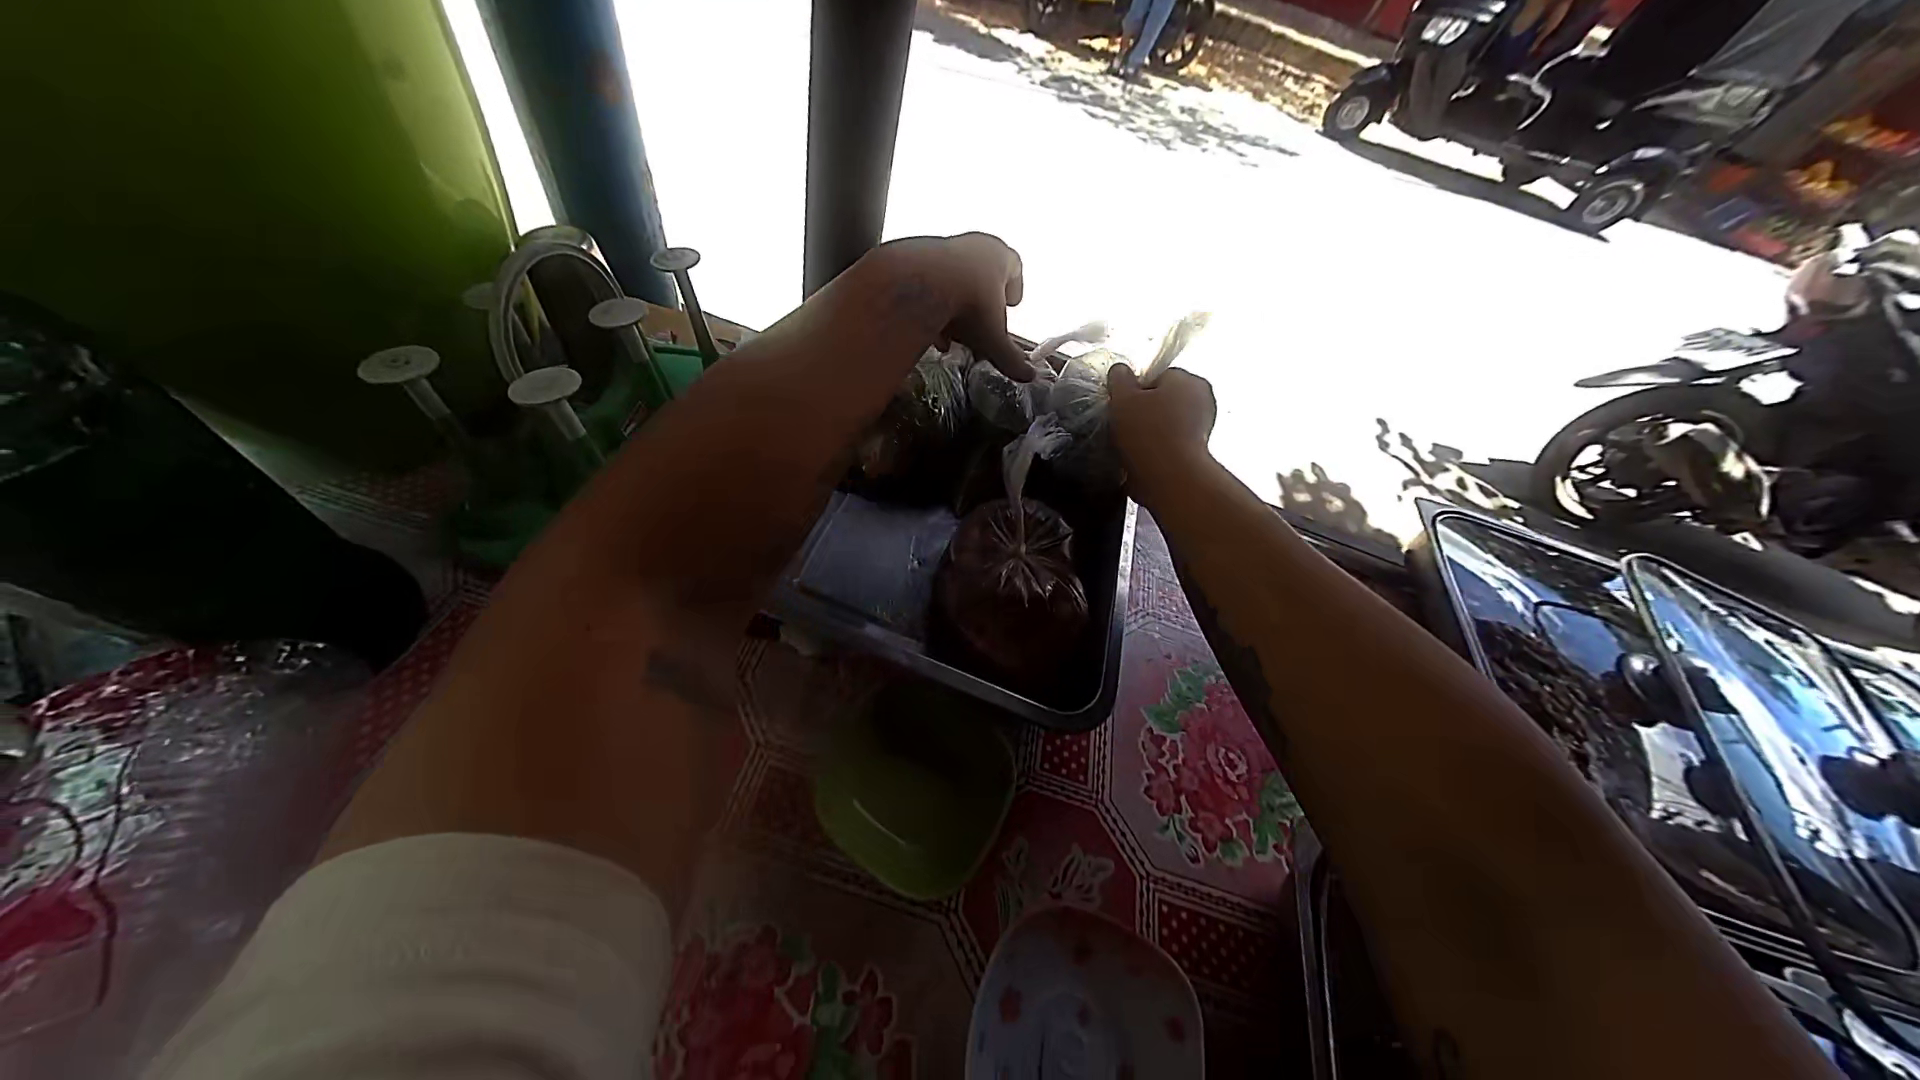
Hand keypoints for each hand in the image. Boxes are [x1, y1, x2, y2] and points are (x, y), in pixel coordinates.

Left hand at [864, 232, 1033, 379]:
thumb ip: (1010, 358)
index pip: (1014, 267)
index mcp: (1000, 257)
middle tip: (980, 325)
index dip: (1014, 287)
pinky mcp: (917, 258)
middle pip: (982, 274)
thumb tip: (1028, 375)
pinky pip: (929, 284)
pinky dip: (932, 305)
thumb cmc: (968, 304)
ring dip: (955, 305)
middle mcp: (973, 246)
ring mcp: (943, 248)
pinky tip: (929, 328)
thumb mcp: (993, 338)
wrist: (921, 285)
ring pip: (954, 280)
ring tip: (952, 334)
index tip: (1011, 303)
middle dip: (981, 302)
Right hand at [1108, 364, 1216, 501]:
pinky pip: (1169, 445)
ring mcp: (1202, 429)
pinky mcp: (1196, 455)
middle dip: (1143, 412)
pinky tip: (1142, 460)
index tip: (1123, 406)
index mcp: (1188, 380)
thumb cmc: (1147, 433)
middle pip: (1163, 401)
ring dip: (1148, 433)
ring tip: (1130, 446)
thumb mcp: (1122, 398)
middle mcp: (1203, 401)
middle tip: (1123, 426)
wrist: (1169, 478)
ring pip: (1165, 424)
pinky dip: (1156, 451)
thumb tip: (1120, 371)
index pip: (1157, 377)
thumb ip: (1119, 379)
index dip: (1136, 391)